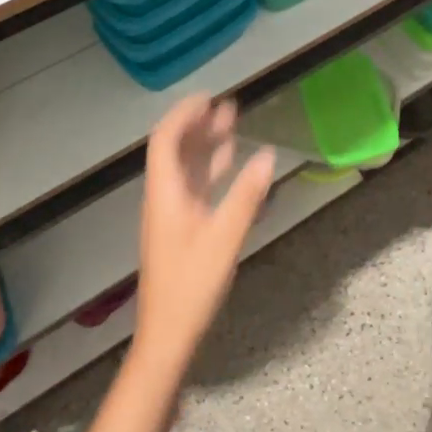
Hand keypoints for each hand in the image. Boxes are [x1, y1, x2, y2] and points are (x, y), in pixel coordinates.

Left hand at [133, 95, 274, 370]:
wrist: (168, 335)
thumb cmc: (191, 286)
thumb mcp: (224, 239)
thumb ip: (246, 196)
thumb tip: (268, 155)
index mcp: (165, 194)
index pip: (166, 140)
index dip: (185, 115)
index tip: (209, 97)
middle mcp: (164, 198)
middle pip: (177, 151)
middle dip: (200, 126)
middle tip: (229, 107)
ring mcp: (172, 215)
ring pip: (187, 170)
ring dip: (207, 147)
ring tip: (233, 126)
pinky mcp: (181, 231)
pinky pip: (196, 189)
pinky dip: (213, 172)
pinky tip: (233, 168)